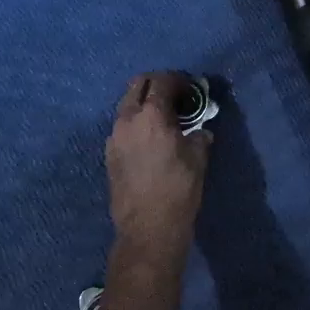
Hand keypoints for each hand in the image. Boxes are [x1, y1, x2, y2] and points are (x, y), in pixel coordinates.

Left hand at [106, 73, 211, 257]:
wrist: (148, 229)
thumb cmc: (178, 189)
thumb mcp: (198, 158)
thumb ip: (199, 135)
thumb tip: (200, 130)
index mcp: (152, 115)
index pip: (162, 81)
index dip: (179, 80)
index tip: (191, 88)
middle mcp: (128, 120)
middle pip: (137, 85)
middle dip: (156, 84)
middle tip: (175, 95)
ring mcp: (114, 137)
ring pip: (127, 105)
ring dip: (144, 104)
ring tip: (163, 119)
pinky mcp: (109, 154)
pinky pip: (122, 126)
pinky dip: (136, 123)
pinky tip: (150, 139)